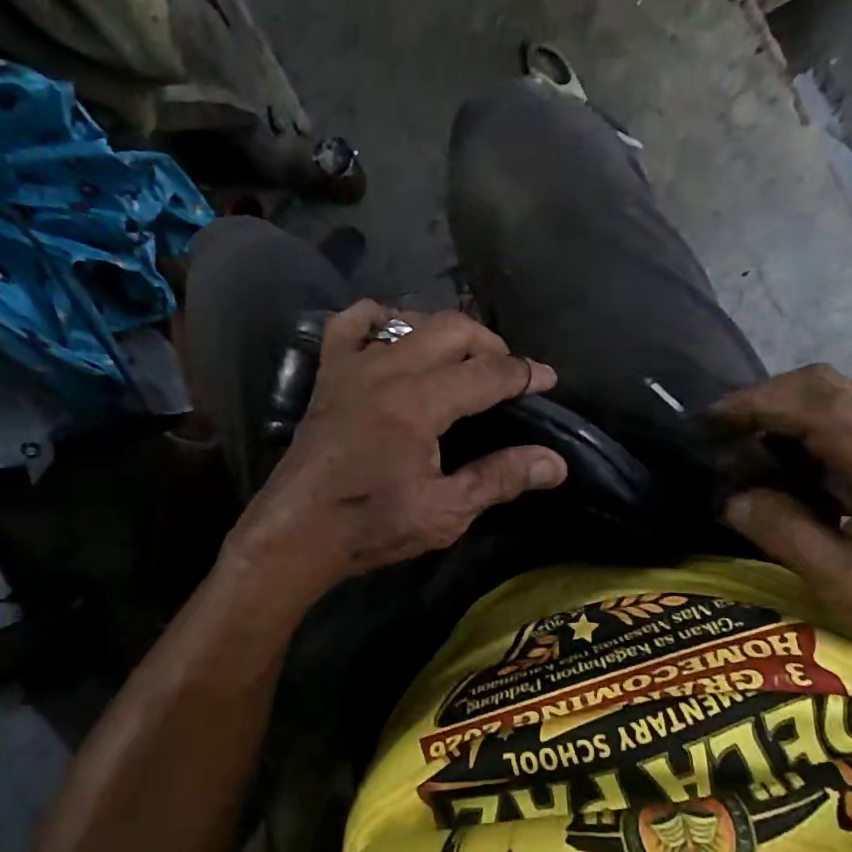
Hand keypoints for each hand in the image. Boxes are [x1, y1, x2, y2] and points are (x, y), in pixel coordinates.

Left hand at [226, 302, 567, 593]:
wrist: (296, 532)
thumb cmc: (372, 525)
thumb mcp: (445, 511)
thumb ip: (500, 478)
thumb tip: (555, 464)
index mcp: (419, 401)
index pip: (487, 372)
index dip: (524, 374)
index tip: (548, 379)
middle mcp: (388, 369)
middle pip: (454, 329)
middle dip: (492, 344)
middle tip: (509, 373)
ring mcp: (353, 365)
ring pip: (412, 320)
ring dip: (447, 331)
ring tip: (465, 357)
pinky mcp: (329, 374)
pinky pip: (353, 323)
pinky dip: (381, 318)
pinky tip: (397, 332)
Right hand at [714, 365, 851, 671]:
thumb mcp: (849, 586)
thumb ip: (785, 533)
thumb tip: (734, 497)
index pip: (815, 401)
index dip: (755, 403)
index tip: (710, 422)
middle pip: (825, 386)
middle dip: (765, 401)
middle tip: (722, 434)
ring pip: (839, 400)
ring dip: (787, 415)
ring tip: (746, 451)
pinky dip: (810, 433)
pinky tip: (790, 469)